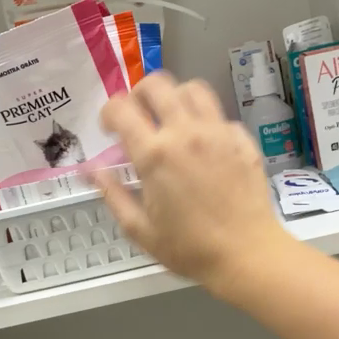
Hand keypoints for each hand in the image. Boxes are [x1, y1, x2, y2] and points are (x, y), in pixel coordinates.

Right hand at [92, 73, 294, 294]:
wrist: (247, 254)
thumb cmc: (190, 249)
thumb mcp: (141, 230)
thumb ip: (114, 194)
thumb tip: (92, 171)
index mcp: (155, 154)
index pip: (121, 109)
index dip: (108, 112)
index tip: (109, 128)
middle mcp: (186, 133)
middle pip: (157, 84)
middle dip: (139, 94)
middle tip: (139, 116)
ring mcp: (218, 132)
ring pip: (193, 89)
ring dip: (175, 97)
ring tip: (172, 120)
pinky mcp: (242, 140)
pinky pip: (220, 115)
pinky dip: (207, 121)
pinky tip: (204, 144)